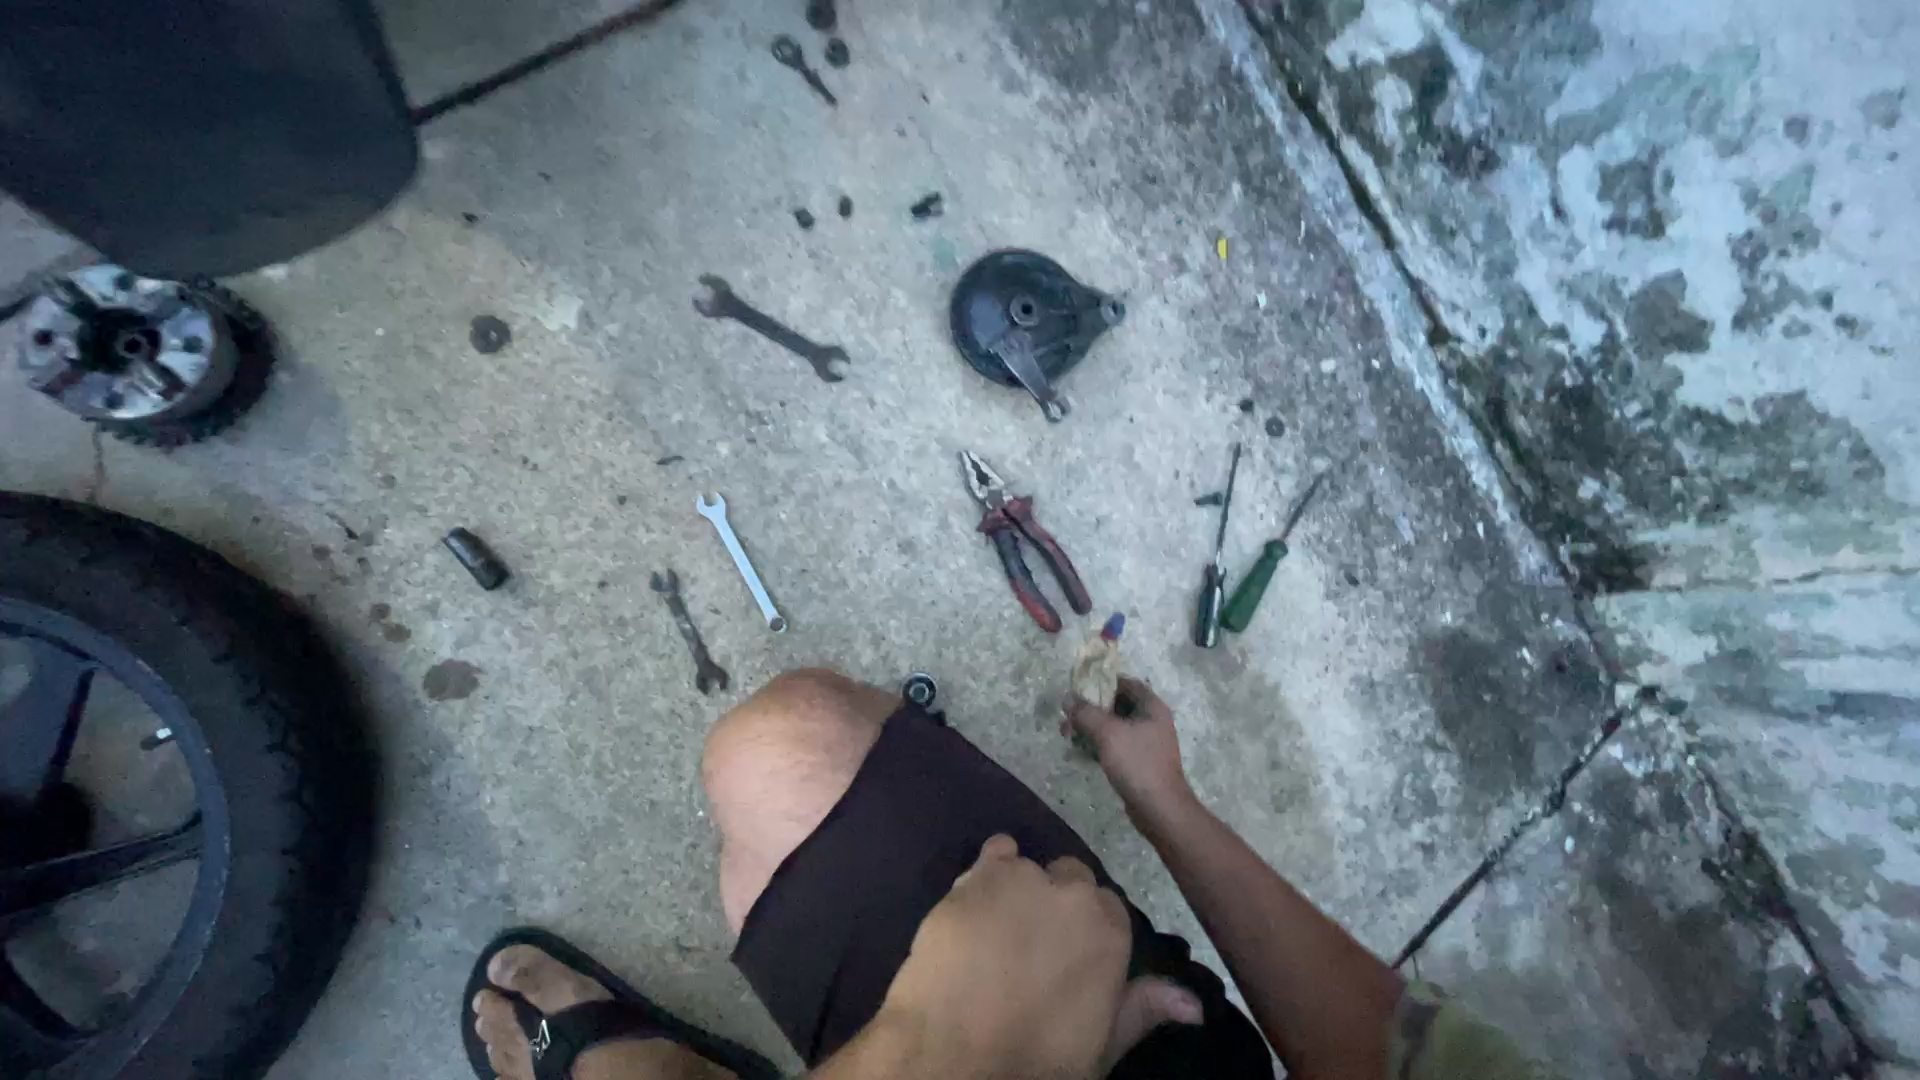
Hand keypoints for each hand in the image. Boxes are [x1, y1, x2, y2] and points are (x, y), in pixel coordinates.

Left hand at [877, 835, 1131, 1078]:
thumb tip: (1194, 1003)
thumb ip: (1143, 1009)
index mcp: (1110, 930)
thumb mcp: (1101, 1045)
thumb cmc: (1038, 1059)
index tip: (1068, 955)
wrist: (958, 1055)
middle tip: (1031, 943)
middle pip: (1070, 878)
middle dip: (1055, 902)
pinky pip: (995, 851)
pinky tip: (979, 900)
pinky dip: (991, 869)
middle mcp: (1074, 893)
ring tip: (996, 931)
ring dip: (1019, 890)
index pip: (1108, 907)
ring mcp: (1025, 877)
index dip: (1086, 930)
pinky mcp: (981, 873)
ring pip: (1030, 868)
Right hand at [1065, 677, 1194, 818]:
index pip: (1125, 682)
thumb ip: (1086, 713)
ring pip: (1113, 726)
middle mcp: (1151, 720)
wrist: (1160, 809)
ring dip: (1090, 727)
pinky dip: (1097, 744)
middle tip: (1067, 715)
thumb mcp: (1108, 733)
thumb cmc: (1137, 763)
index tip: (1078, 687)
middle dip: (1090, 708)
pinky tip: (1078, 751)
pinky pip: (1114, 744)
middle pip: (1116, 704)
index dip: (1101, 681)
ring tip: (1066, 734)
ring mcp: (1145, 742)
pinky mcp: (1138, 761)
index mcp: (1151, 706)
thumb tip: (1067, 699)